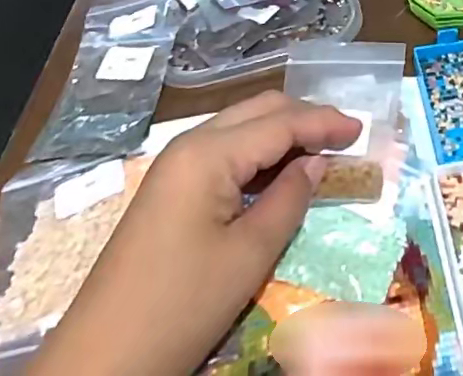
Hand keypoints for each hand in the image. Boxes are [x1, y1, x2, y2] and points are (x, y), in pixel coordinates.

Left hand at [34, 91, 360, 375]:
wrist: (101, 360)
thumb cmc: (181, 306)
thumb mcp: (248, 256)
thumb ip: (288, 198)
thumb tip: (317, 161)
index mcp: (208, 152)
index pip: (279, 122)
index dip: (323, 122)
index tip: (361, 129)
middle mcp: (190, 143)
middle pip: (258, 110)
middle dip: (303, 117)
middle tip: (344, 136)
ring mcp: (175, 164)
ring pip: (240, 126)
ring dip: (281, 132)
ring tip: (320, 150)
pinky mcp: (169, 187)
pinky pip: (223, 151)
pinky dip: (258, 153)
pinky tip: (278, 171)